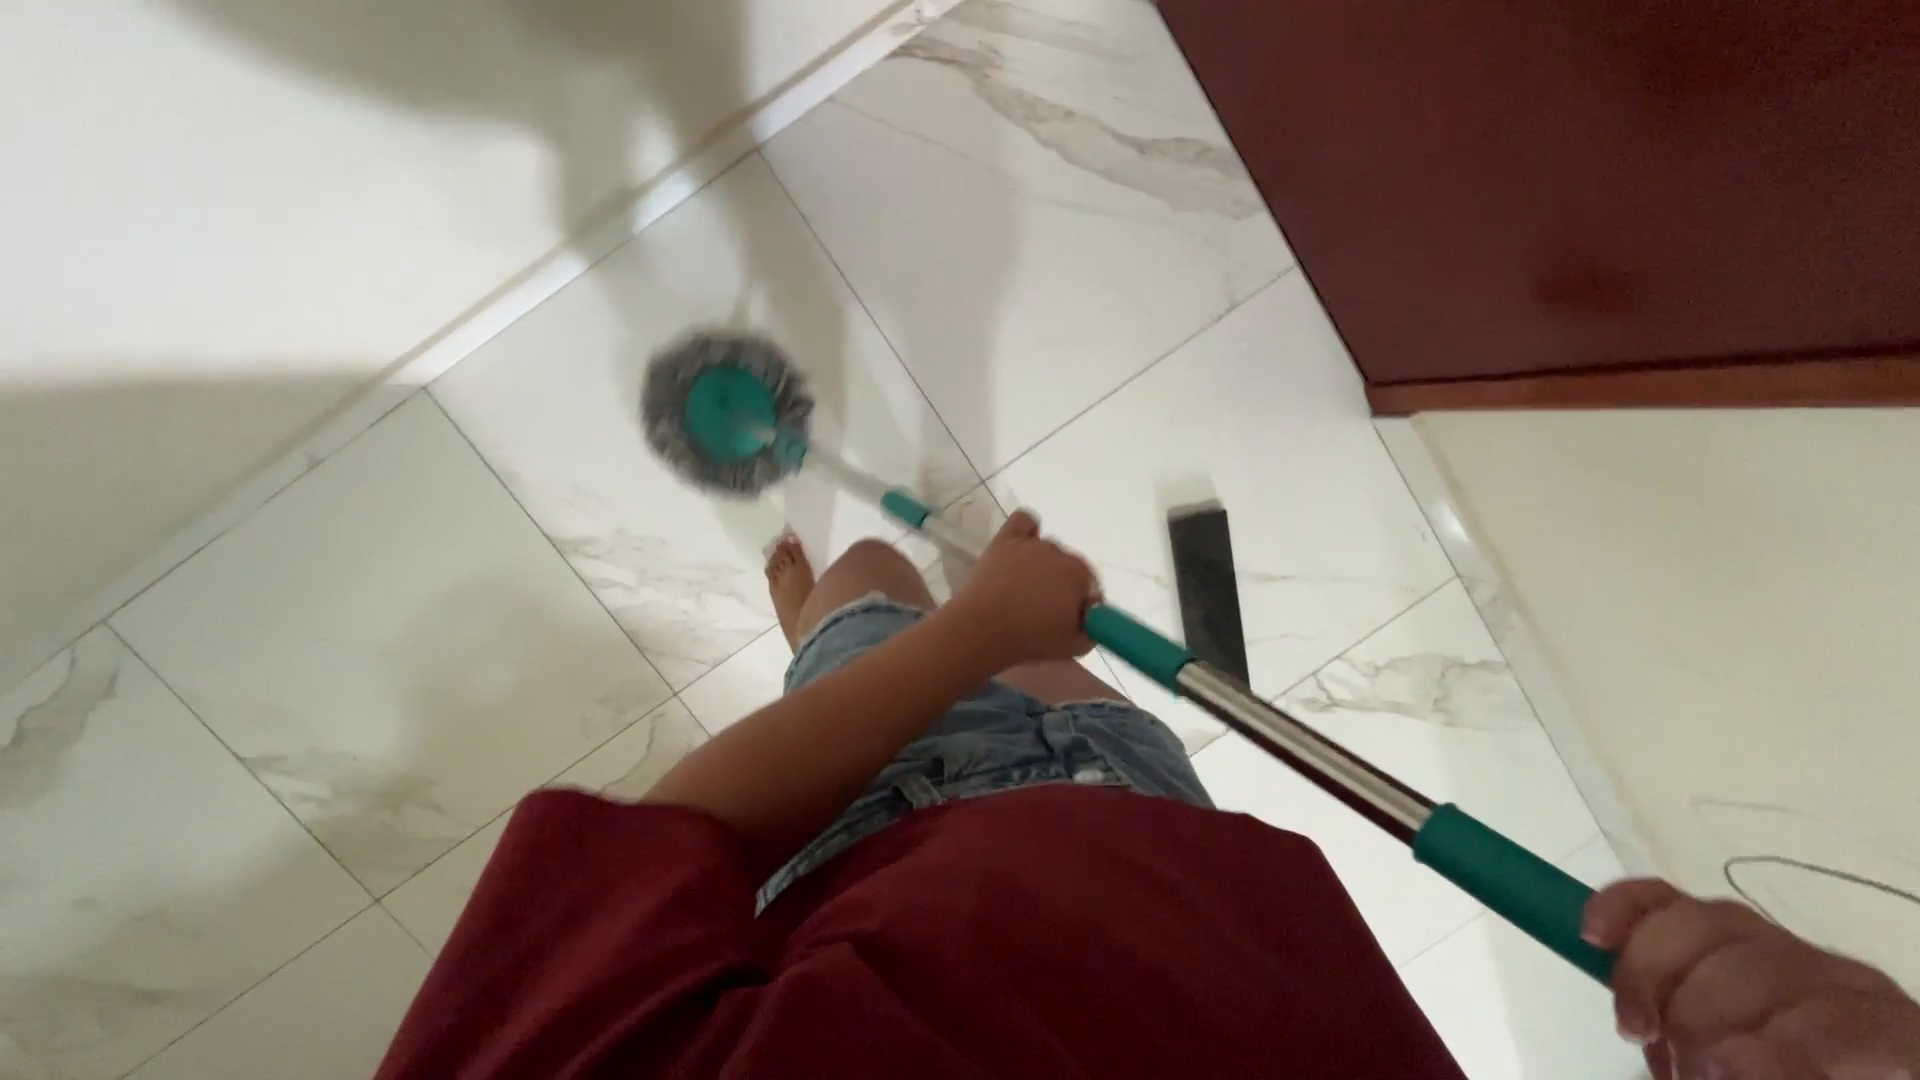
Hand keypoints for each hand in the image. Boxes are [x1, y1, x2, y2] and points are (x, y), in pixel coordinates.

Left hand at [950, 510, 1097, 665]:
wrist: (982, 629)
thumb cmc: (1030, 639)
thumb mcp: (1075, 646)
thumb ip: (1091, 630)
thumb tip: (1089, 619)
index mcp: (1079, 574)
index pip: (1089, 587)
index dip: (1080, 605)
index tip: (1067, 621)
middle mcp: (1059, 552)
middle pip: (1068, 567)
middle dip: (1061, 586)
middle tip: (1042, 610)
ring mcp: (1030, 544)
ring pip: (1046, 549)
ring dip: (1041, 566)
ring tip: (1023, 589)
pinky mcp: (1005, 541)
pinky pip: (1024, 521)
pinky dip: (1027, 530)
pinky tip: (1021, 546)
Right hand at [1583, 878, 1919, 1077]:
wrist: (1785, 1067)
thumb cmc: (1821, 1077)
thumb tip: (1731, 1063)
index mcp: (1890, 1033)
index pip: (1841, 1023)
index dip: (1778, 1049)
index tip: (1714, 1076)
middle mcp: (1839, 977)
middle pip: (1752, 968)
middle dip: (1694, 1020)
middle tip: (1673, 1071)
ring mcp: (1772, 942)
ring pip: (1695, 924)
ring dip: (1648, 976)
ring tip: (1638, 1031)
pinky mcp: (1714, 926)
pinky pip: (1659, 897)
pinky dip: (1621, 908)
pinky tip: (1595, 937)